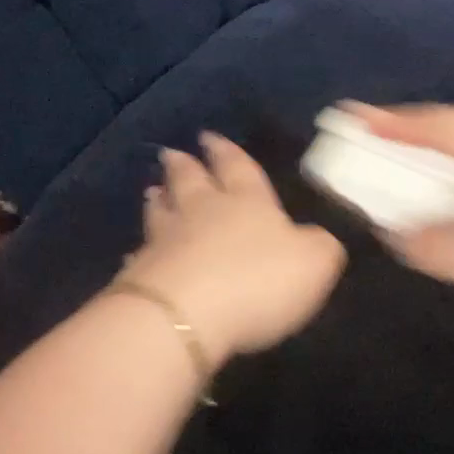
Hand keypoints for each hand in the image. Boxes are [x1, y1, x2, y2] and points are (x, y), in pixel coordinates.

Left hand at [118, 132, 345, 367]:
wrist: (185, 317)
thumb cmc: (257, 281)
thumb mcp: (314, 262)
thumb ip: (320, 246)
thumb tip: (317, 238)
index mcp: (247, 202)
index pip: (238, 168)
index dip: (228, 153)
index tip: (210, 136)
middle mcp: (203, 212)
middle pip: (192, 181)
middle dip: (186, 165)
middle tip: (172, 152)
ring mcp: (166, 241)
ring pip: (162, 212)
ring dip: (159, 200)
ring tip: (152, 190)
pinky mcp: (140, 276)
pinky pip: (140, 256)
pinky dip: (139, 252)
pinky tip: (133, 254)